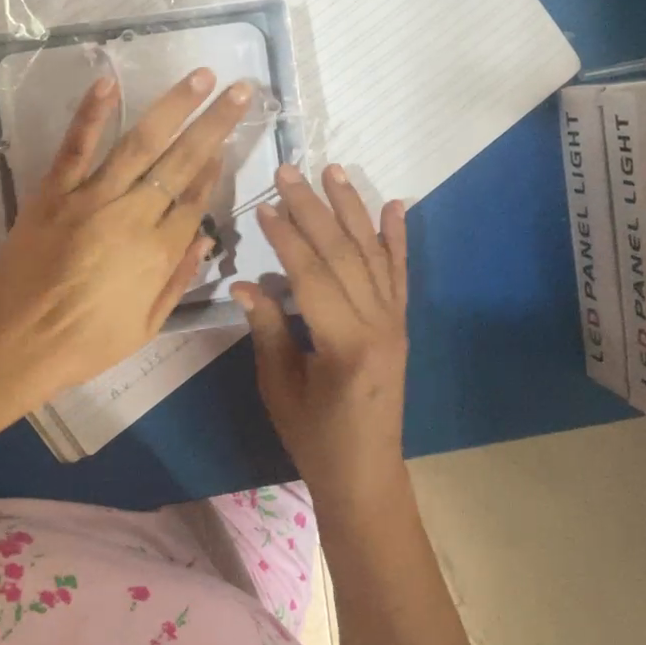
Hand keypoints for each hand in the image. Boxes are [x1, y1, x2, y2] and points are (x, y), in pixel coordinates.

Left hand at [0, 68, 255, 406]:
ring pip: (140, 144)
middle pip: (182, 162)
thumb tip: (205, 239)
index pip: (196, 199)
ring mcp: (90, 198)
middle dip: (214, 124)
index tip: (230, 139)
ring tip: (200, 77)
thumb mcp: (144, 327)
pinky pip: (76, 146)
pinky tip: (109, 82)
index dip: (215, 167)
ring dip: (173, 107)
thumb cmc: (81, 344)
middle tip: (240, 89)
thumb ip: (177, 281)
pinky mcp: (53, 191)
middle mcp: (132, 216)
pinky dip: (92, 113)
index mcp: (157, 253)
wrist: (12, 343)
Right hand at [235, 165, 410, 507]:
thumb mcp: (280, 387)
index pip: (312, 276)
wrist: (366, 473)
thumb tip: (245, 283)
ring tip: (334, 171)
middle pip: (343, 254)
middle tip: (289, 171)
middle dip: (314, 209)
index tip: (264, 205)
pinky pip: (398, 273)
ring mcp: (395, 322)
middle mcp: (378, 325)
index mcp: (346, 344)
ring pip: (372, 254)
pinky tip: (394, 206)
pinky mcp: (400, 324)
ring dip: (352, 209)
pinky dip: (396, 237)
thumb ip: (269, 329)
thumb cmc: (315, 436)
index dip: (286, 238)